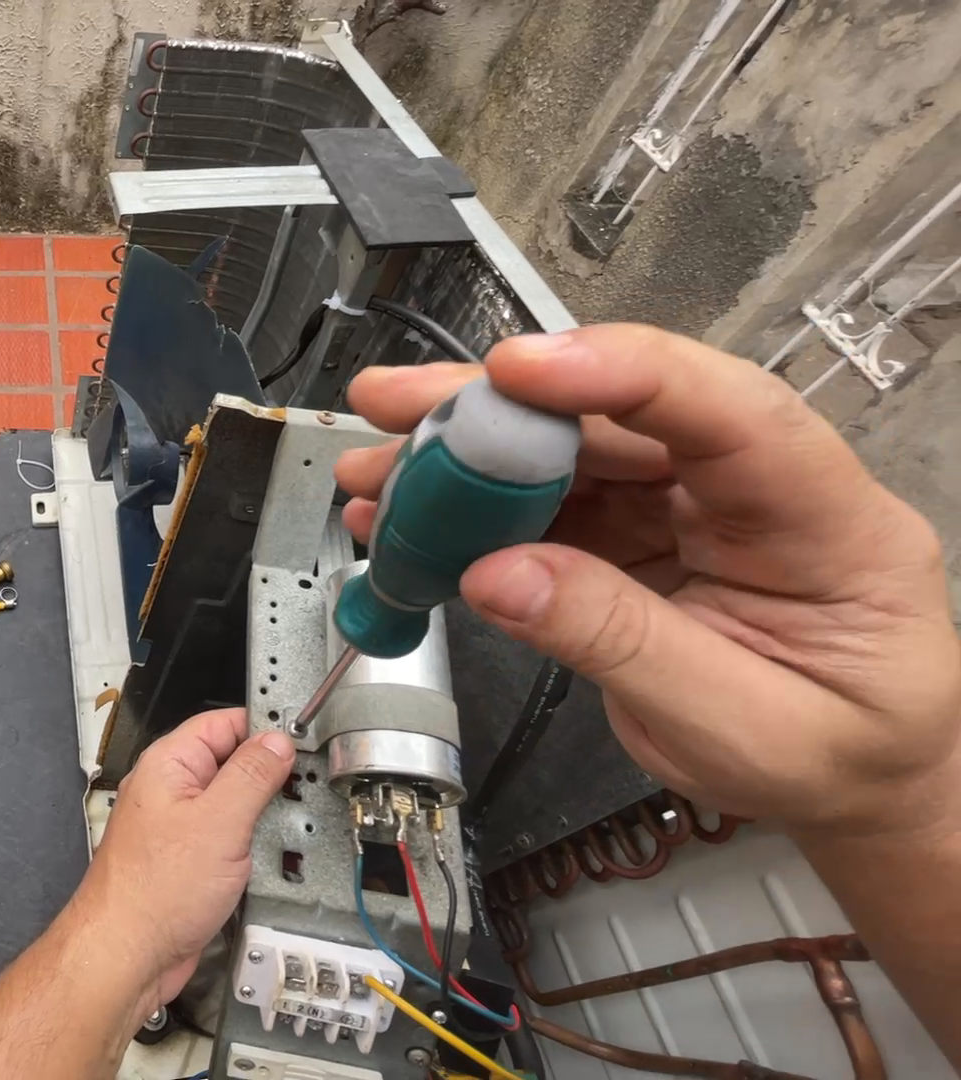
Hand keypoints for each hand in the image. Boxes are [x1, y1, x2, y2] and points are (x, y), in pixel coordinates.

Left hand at [67, 709, 293, 1012]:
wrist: (128, 952)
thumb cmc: (153, 889)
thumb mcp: (218, 822)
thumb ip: (250, 776)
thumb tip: (275, 742)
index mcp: (168, 763)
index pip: (221, 723)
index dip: (261, 727)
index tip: (298, 740)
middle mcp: (170, 788)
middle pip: (230, 762)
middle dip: (266, 776)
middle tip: (301, 790)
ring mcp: (178, 824)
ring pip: (231, 803)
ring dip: (259, 815)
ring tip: (284, 828)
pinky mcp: (187, 857)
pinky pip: (226, 836)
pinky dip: (249, 845)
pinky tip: (265, 859)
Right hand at [335, 324, 960, 838]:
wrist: (837, 773)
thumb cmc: (827, 753)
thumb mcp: (737, 723)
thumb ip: (618, 642)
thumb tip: (495, 576)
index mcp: (818, 522)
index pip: (732, 415)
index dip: (619, 376)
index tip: (511, 369)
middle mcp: (730, 492)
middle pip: (603, 419)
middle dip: (485, 405)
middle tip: (385, 401)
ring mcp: (661, 509)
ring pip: (543, 456)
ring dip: (447, 459)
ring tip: (367, 473)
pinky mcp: (604, 534)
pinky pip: (516, 509)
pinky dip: (449, 514)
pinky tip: (395, 520)